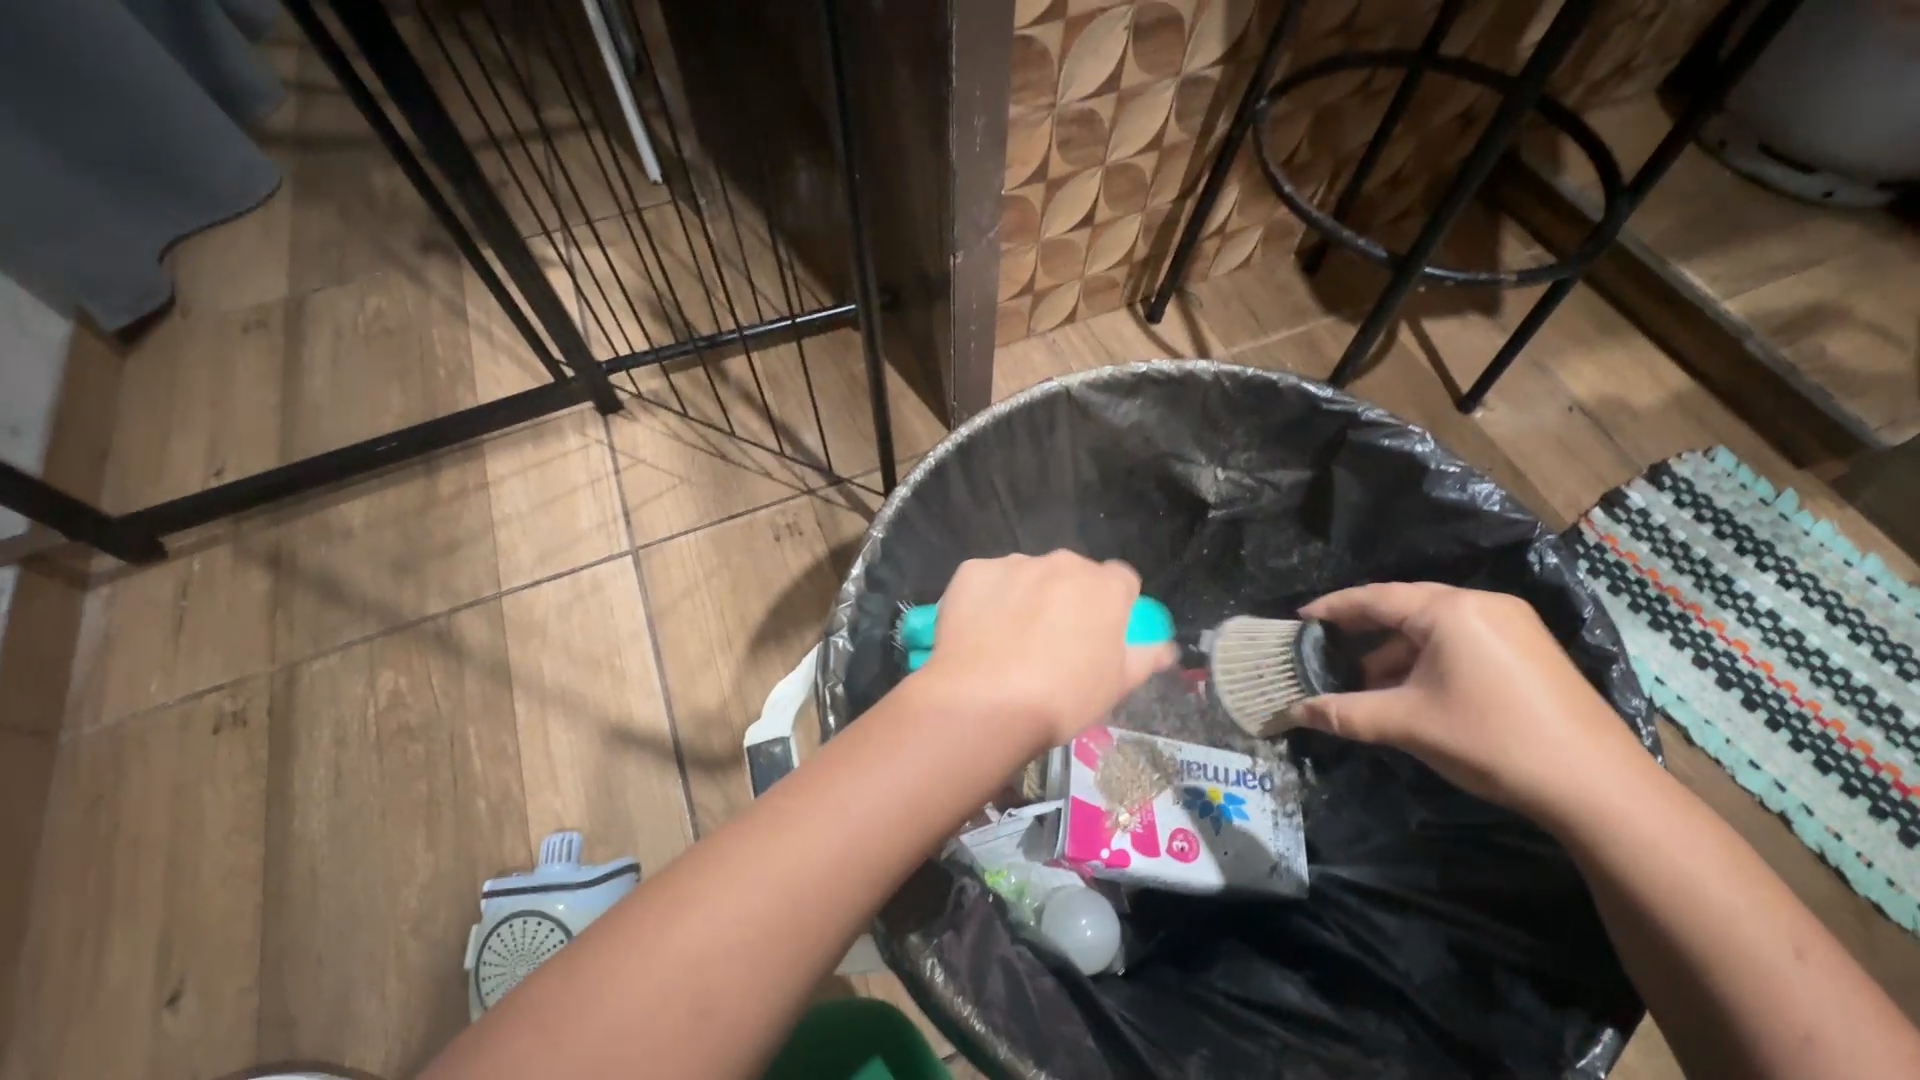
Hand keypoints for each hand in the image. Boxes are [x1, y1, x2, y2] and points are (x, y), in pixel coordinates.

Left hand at [917, 552, 1176, 750]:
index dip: (1113, 605)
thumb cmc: (1061, 699)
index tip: (1100, 633)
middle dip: (1068, 599)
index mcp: (1105, 586)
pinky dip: (987, 601)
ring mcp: (1014, 564)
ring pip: (1028, 575)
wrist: (983, 704)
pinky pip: (988, 582)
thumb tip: (1164, 647)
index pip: (1121, 581)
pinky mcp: (972, 571)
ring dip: (1027, 597)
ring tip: (1010, 643)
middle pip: (1073, 574)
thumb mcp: (1116, 686)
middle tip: (1053, 643)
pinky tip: (980, 634)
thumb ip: (1145, 657)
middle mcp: (1062, 563)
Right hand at [1294, 582, 1648, 819]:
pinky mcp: (1529, 651)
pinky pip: (1462, 642)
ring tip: (1366, 685)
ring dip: (1396, 654)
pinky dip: (1428, 661)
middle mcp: (1483, 605)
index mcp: (1451, 611)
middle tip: (1325, 652)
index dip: (1333, 609)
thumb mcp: (1407, 725)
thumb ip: (1345, 712)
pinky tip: (1414, 692)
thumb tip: (1293, 711)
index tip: (1299, 620)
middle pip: (1406, 608)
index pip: (1376, 597)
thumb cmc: (1490, 740)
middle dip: (1363, 633)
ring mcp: (1512, 626)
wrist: (1595, 785)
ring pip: (1435, 628)